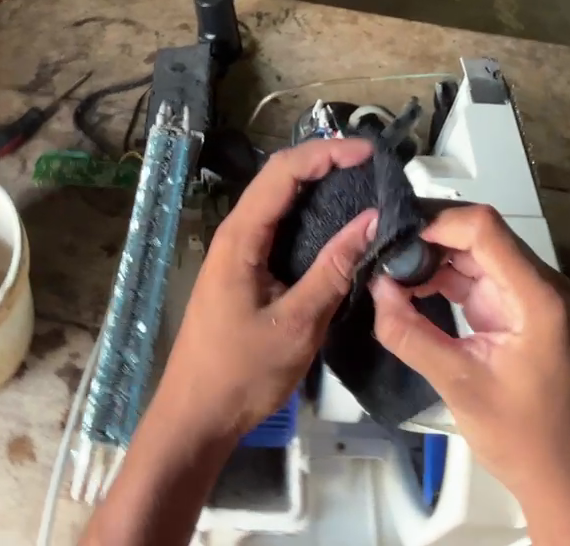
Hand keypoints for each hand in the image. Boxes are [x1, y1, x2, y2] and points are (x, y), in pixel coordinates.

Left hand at [151, 138, 376, 443]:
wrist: (197, 416)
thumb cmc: (242, 373)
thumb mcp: (298, 324)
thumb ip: (334, 269)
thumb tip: (373, 221)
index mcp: (241, 236)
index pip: (283, 172)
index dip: (326, 153)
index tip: (369, 153)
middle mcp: (236, 232)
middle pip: (280, 177)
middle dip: (325, 162)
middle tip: (372, 166)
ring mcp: (239, 250)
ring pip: (280, 201)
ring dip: (319, 186)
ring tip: (363, 185)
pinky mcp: (246, 268)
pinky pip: (280, 226)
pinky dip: (311, 216)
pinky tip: (338, 224)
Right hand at [370, 204, 569, 544]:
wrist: (564, 479)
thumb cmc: (524, 438)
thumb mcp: (458, 385)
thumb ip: (410, 333)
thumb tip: (375, 286)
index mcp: (536, 295)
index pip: (483, 228)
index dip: (434, 222)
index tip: (391, 238)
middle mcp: (535, 282)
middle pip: (476, 232)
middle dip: (425, 235)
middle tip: (379, 249)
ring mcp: (524, 293)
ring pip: (469, 250)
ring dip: (427, 255)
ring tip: (385, 267)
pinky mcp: (511, 306)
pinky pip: (470, 273)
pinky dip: (437, 275)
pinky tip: (405, 285)